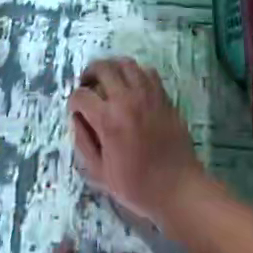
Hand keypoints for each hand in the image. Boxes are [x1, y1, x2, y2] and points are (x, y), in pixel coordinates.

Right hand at [68, 58, 205, 223]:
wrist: (178, 189)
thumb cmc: (137, 186)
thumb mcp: (100, 174)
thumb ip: (83, 143)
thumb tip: (77, 119)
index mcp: (108, 120)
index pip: (82, 96)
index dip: (73, 102)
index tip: (76, 110)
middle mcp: (126, 100)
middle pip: (102, 68)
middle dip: (89, 74)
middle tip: (87, 86)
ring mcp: (147, 94)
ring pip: (125, 63)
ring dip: (112, 68)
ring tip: (108, 80)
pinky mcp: (163, 96)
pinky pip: (147, 71)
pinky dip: (135, 73)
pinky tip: (132, 86)